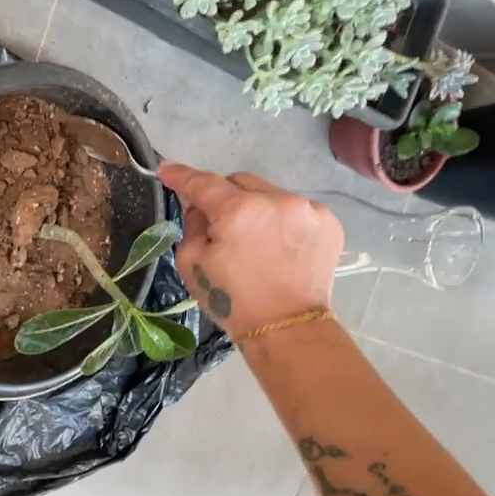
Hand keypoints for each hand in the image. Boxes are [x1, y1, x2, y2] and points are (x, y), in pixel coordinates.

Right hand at [159, 162, 341, 336]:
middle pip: (239, 182)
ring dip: (253, 209)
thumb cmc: (231, 299)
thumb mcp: (191, 264)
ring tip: (251, 241)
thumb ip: (191, 225)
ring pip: (267, 194)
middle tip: (216, 223)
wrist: (287, 326)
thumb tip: (200, 207)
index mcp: (239, 210)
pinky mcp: (328, 221)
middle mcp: (277, 199)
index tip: (165, 169)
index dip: (180, 175)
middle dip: (223, 196)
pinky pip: (293, 209)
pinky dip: (278, 220)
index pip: (203, 183)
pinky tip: (275, 247)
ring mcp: (307, 209)